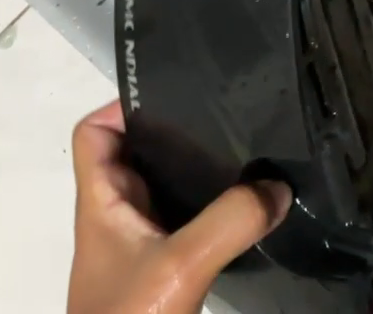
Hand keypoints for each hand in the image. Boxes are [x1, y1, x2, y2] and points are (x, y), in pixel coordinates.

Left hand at [68, 102, 291, 313]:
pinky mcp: (162, 276)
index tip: (176, 95)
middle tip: (230, 114)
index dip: (123, 106)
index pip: (94, 134)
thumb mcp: (179, 267)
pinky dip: (214, 210)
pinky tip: (249, 209)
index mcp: (101, 205)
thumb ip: (230, 220)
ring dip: (201, 172)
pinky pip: (188, 224)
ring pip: (166, 190)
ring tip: (250, 151)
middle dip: (178, 132)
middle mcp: (116, 220)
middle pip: (137, 155)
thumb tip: (278, 186)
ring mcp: (138, 250)